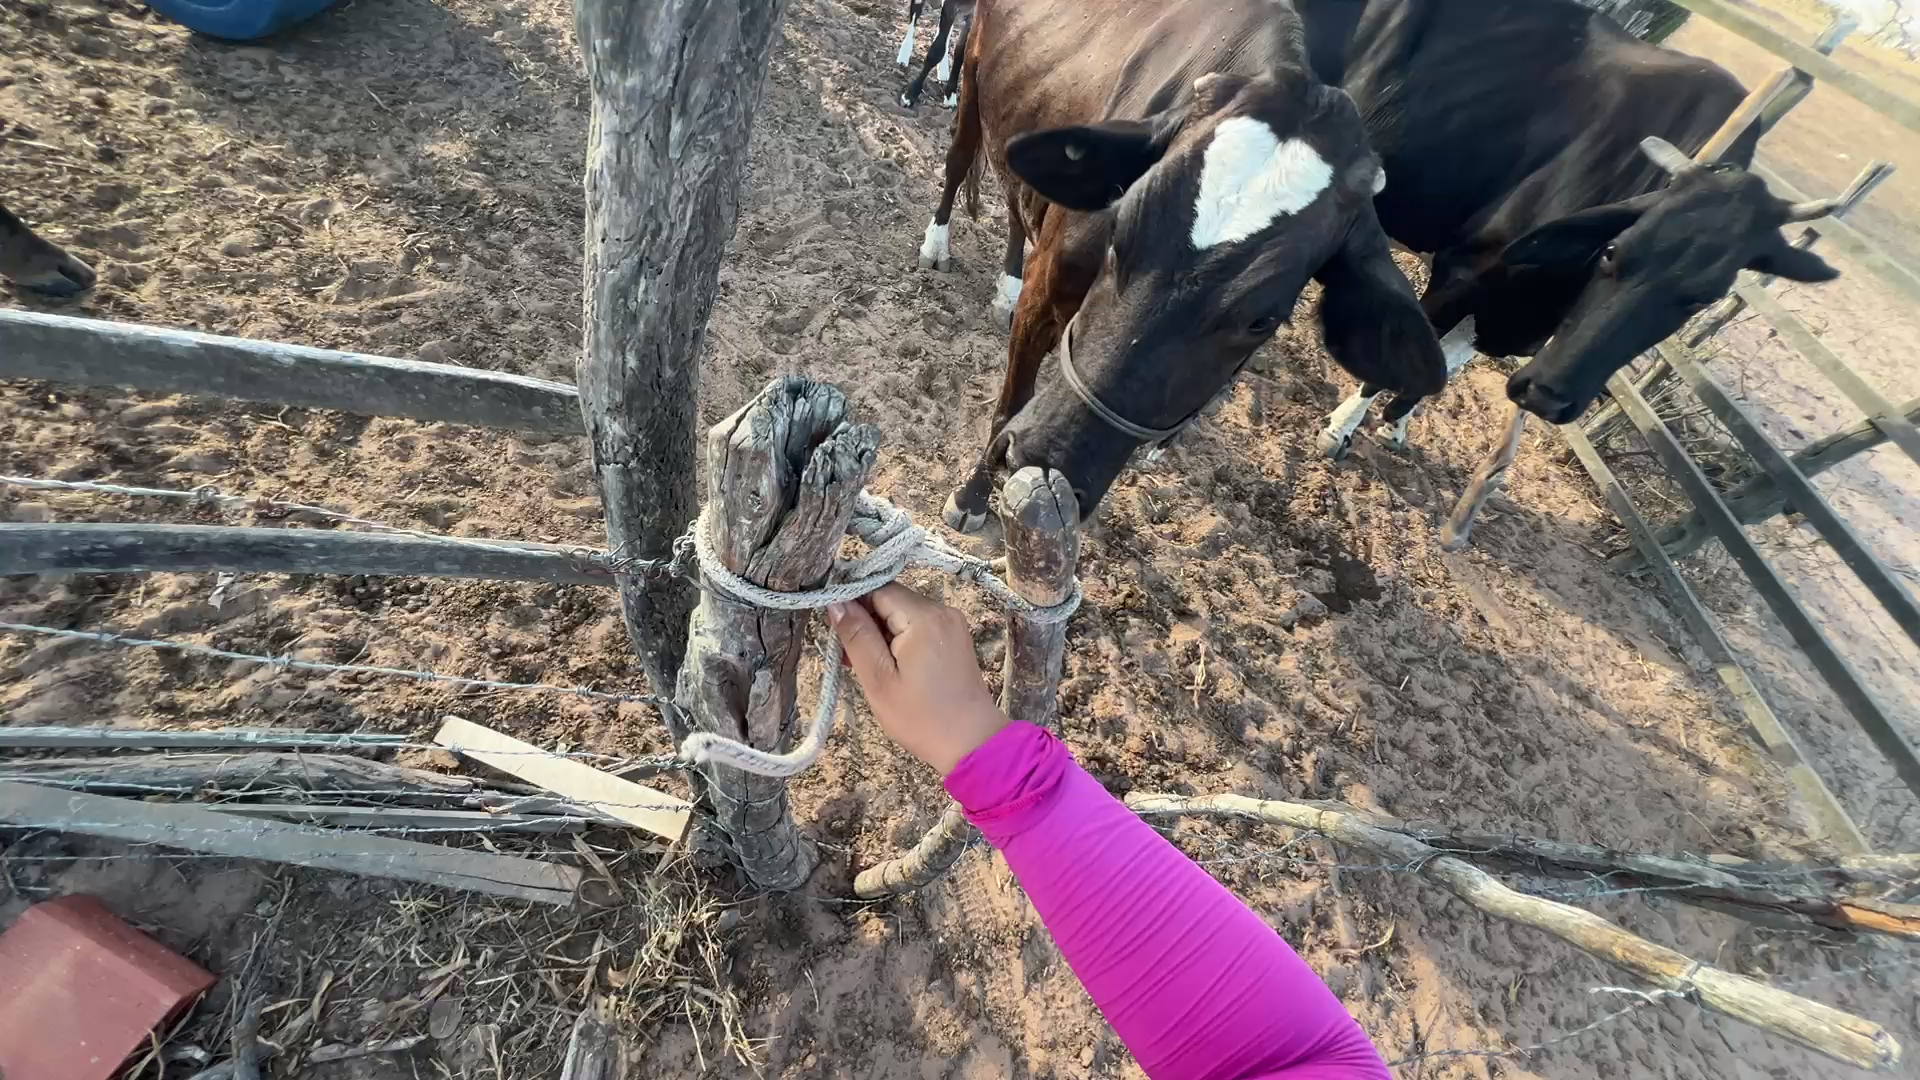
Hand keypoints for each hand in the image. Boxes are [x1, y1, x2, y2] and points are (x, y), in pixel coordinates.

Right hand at [827, 583, 1008, 774]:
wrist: (971, 742)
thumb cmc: (921, 717)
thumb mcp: (879, 679)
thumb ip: (856, 636)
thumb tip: (836, 602)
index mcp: (924, 616)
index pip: (878, 588)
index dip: (852, 602)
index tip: (834, 627)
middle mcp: (942, 610)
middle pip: (891, 599)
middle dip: (865, 621)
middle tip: (846, 656)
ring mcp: (951, 622)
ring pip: (902, 612)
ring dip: (880, 632)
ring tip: (864, 665)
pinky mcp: (954, 636)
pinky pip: (917, 625)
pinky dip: (898, 639)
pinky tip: (887, 664)